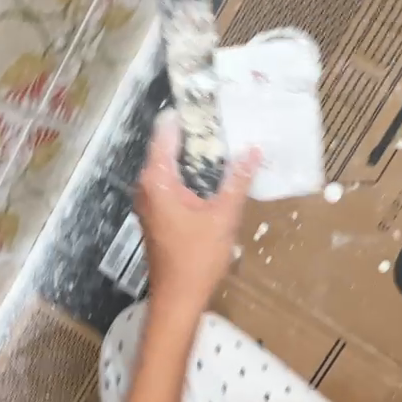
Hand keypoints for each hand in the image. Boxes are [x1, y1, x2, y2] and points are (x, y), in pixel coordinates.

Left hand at [137, 109, 259, 312]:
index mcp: (157, 179)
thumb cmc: (197, 259)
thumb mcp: (223, 216)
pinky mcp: (157, 216)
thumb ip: (238, 180)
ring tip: (226, 145)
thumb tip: (254, 150)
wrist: (178, 299)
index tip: (210, 102)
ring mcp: (149, 202)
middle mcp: (147, 186)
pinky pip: (173, 185)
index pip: (166, 132)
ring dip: (196, 158)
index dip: (188, 115)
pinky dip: (191, 177)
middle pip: (168, 148)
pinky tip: (214, 178)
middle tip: (227, 122)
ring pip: (171, 168)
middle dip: (196, 135)